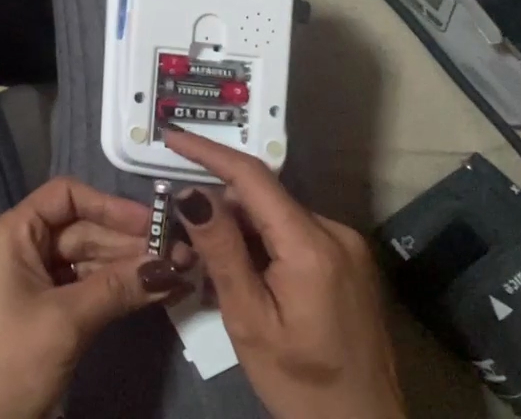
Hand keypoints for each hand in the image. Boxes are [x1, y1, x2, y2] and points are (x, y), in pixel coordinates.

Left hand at [0, 177, 190, 418]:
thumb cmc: (7, 359)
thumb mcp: (65, 321)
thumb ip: (118, 288)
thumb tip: (172, 266)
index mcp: (13, 233)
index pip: (66, 196)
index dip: (110, 206)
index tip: (155, 223)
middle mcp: (22, 248)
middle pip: (82, 229)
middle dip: (130, 242)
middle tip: (183, 256)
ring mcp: (32, 282)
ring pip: (87, 261)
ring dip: (129, 268)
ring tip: (179, 274)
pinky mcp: (43, 314)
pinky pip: (84, 289)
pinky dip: (115, 291)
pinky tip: (152, 294)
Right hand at [165, 129, 405, 418]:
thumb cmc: (301, 383)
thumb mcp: (249, 318)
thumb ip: (221, 250)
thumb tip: (191, 191)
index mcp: (312, 244)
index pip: (252, 177)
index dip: (208, 151)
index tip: (171, 137)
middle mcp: (335, 232)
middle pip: (262, 199)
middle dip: (218, 209)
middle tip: (180, 236)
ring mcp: (346, 247)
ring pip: (275, 217)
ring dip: (238, 231)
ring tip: (210, 269)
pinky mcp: (349, 263)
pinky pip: (293, 235)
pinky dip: (262, 245)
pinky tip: (245, 277)